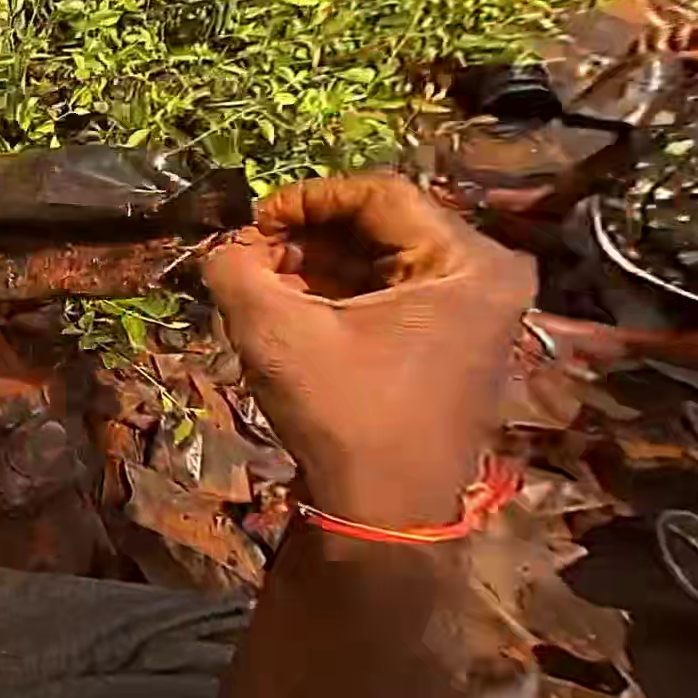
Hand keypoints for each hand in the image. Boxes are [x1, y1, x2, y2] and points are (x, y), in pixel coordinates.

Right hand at [203, 175, 535, 526]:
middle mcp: (478, 276)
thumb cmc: (343, 411)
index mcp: (465, 264)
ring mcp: (463, 308)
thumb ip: (232, 271)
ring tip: (258, 288)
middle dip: (299, 236)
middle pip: (374, 224)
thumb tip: (219, 247)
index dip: (304, 198)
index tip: (251, 225)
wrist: (384, 504)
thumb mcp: (272, 332)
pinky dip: (323, 289)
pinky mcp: (438, 335)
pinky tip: (284, 310)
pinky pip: (374, 288)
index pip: (377, 193)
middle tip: (248, 259)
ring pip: (369, 255)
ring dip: (304, 263)